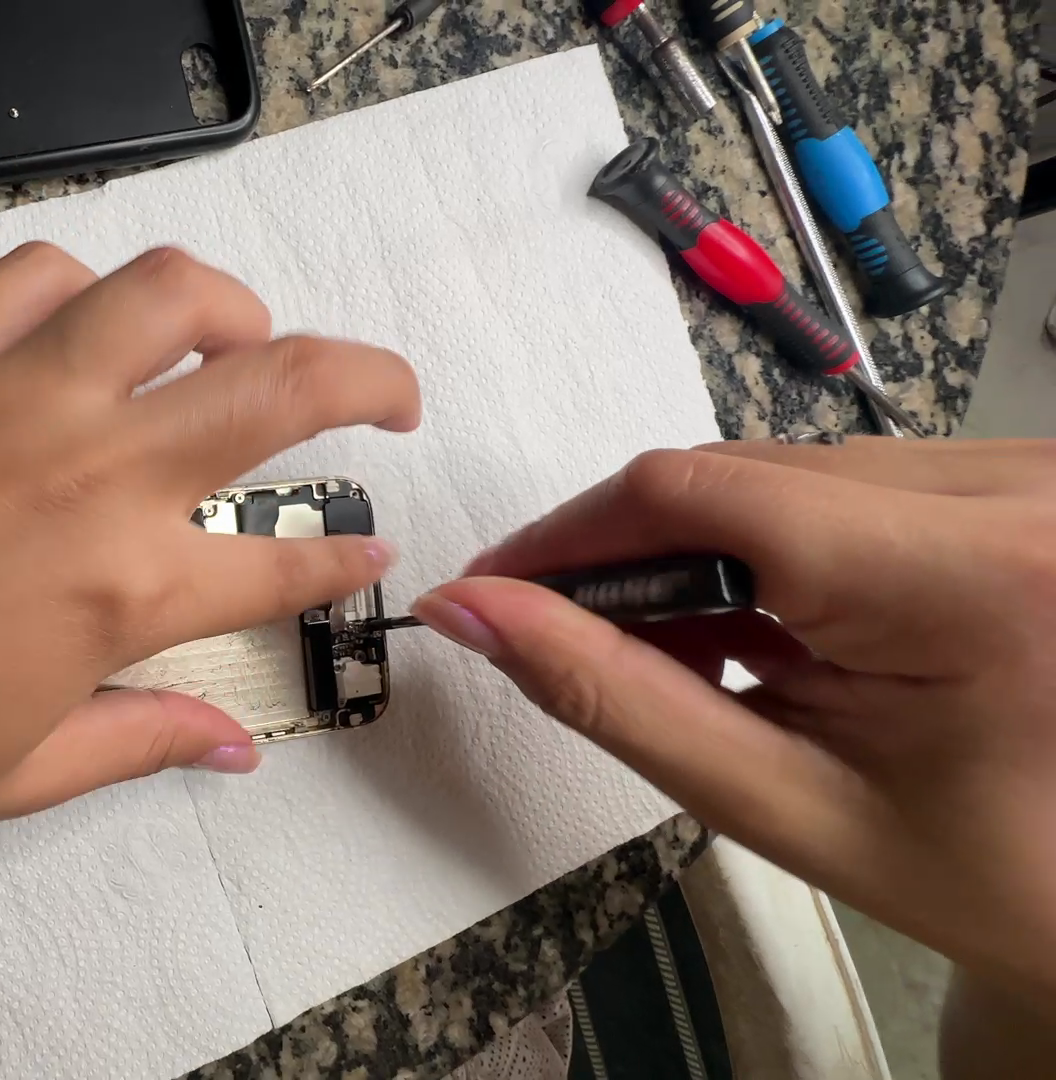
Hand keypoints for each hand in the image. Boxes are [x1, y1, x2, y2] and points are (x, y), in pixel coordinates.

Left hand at [0, 242, 418, 867]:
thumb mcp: (15, 776)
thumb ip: (141, 740)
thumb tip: (230, 745)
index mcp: (122, 595)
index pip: (286, 565)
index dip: (345, 562)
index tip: (370, 552)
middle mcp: (86, 477)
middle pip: (282, 385)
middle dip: (370, 379)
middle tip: (391, 393)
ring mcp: (2, 400)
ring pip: (167, 292)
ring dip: (231, 306)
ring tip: (236, 335)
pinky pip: (28, 278)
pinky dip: (81, 287)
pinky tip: (82, 326)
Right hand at [409, 439, 1055, 1000]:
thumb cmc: (987, 874)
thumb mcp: (773, 801)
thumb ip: (603, 695)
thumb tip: (460, 606)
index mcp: (974, 581)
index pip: (690, 493)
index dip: (563, 534)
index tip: (492, 592)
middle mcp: (1018, 489)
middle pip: (720, 474)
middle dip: (616, 551)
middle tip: (571, 634)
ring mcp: (1027, 474)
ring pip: (761, 472)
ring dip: (678, 550)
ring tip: (670, 642)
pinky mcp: (1015, 481)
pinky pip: (820, 482)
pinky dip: (746, 542)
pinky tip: (750, 616)